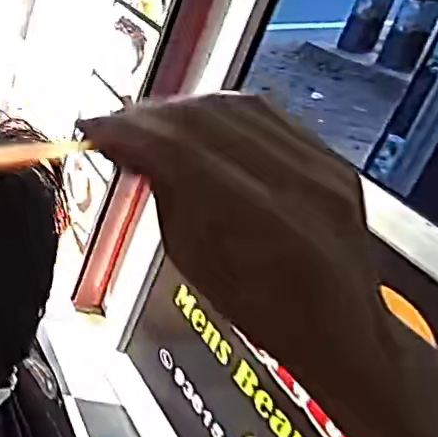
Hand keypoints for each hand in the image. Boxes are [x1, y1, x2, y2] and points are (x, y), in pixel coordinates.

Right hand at [84, 93, 395, 400]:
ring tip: (142, 121)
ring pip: (227, 106)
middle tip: (109, 124)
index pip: (181, 153)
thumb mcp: (194, 259)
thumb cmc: (266, 311)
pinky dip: (209, 107)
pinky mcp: (327, 154)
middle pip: (203, 121)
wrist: (345, 330)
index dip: (127, 133)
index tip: (92, 127)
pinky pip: (257, 108)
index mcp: (274, 227)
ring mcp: (322, 167)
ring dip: (172, 108)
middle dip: (143, 117)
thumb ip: (164, 193)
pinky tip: (186, 118)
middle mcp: (305, 188)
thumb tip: (124, 146)